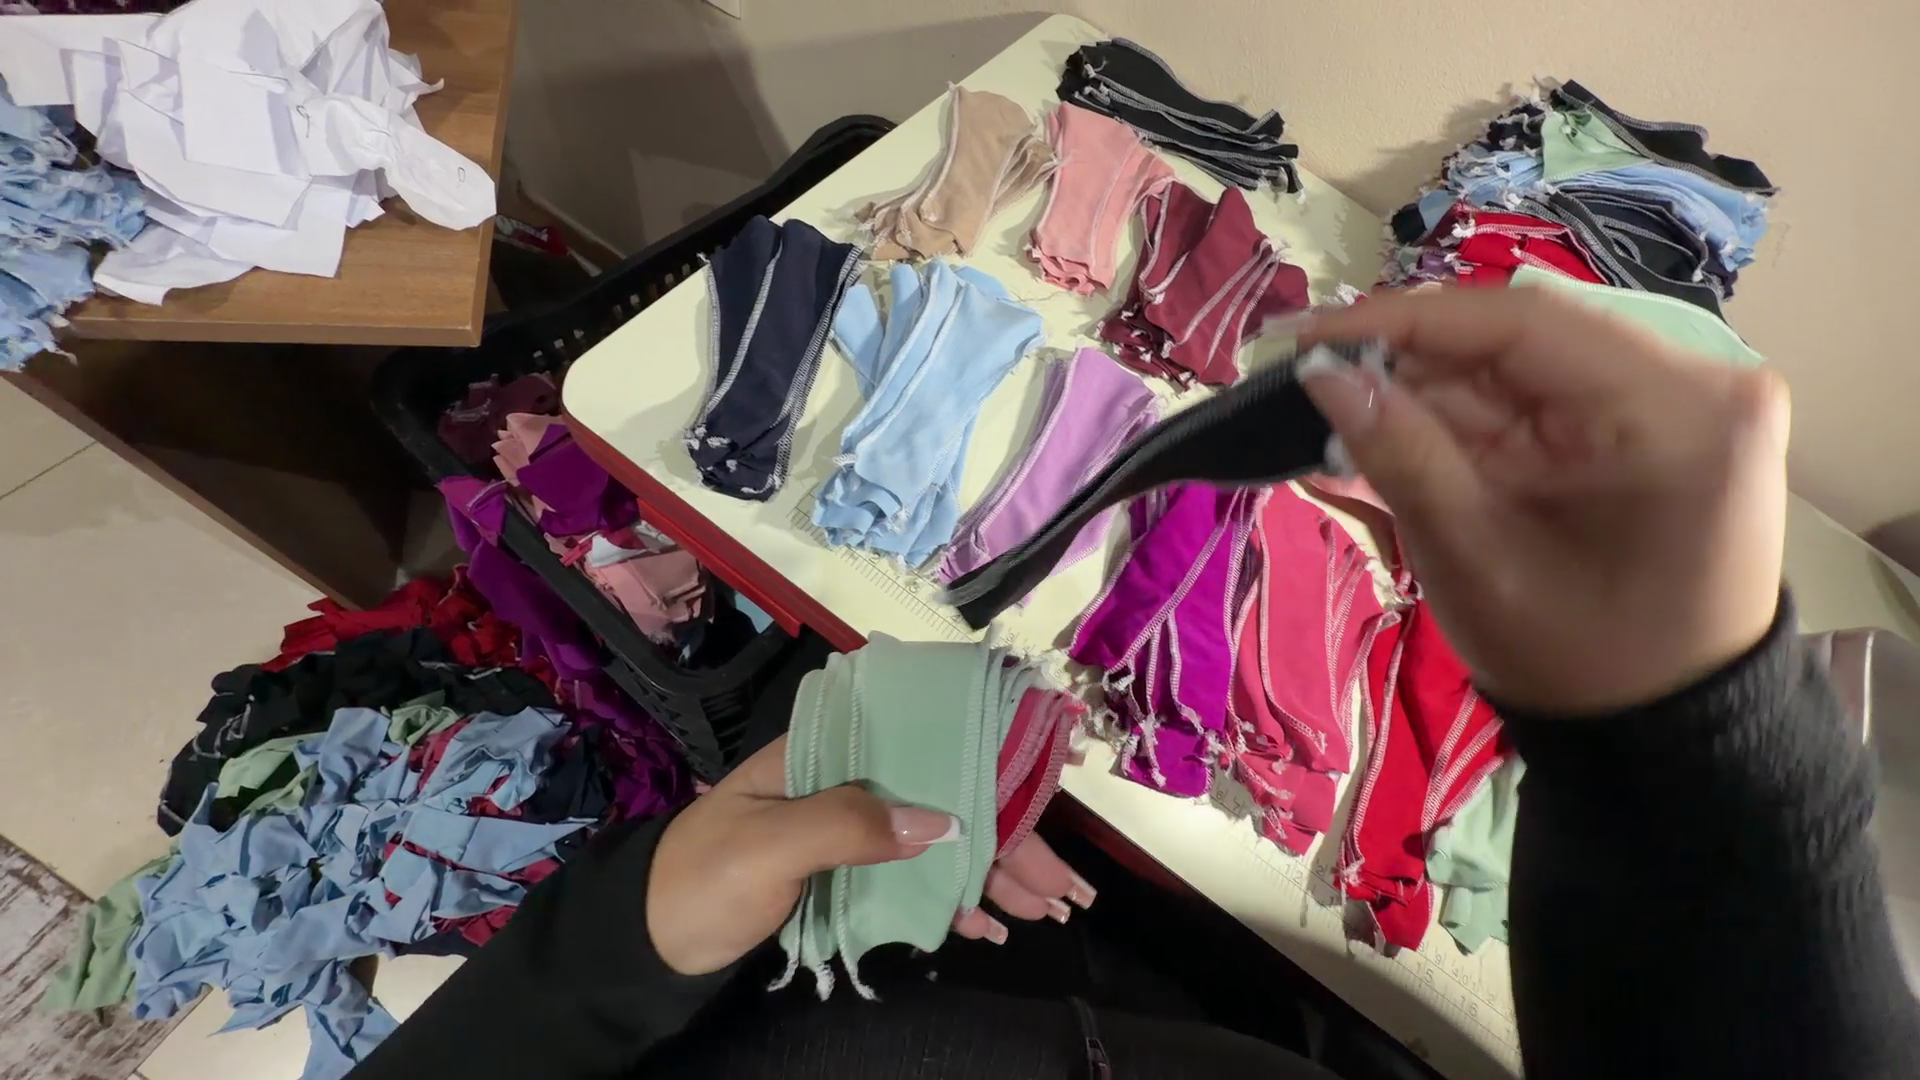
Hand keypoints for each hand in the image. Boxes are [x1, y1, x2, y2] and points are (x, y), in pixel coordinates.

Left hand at [648, 734, 1096, 974]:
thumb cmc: (701, 877)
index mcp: (832, 751)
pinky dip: (956, 898)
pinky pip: (916, 877)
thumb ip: (849, 823)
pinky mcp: (852, 872)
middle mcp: (853, 779)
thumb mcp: (769, 845)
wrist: (649, 943)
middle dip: (1007, 838)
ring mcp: (856, 828)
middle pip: (946, 797)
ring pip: (940, 840)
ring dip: (994, 872)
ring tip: (1048, 907)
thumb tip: (943, 821)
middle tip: (1063, 886)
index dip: (986, 759)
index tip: (1043, 784)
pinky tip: (991, 921)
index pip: (924, 741)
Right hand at [1296, 286, 1788, 713]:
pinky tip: (1380, 435)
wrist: (1645, 717)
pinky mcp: (1619, 424)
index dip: (1402, 321)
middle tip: (1308, 381)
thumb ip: (1398, 454)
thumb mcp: (1469, 556)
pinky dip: (1439, 420)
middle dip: (1402, 364)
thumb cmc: (1569, 650)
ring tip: (1330, 416)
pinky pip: (1511, 400)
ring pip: (1501, 369)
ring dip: (1412, 394)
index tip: (1308, 335)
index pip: (1522, 323)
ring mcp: (1651, 401)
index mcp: (1673, 409)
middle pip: (1509, 341)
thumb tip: (1321, 374)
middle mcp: (1680, 382)